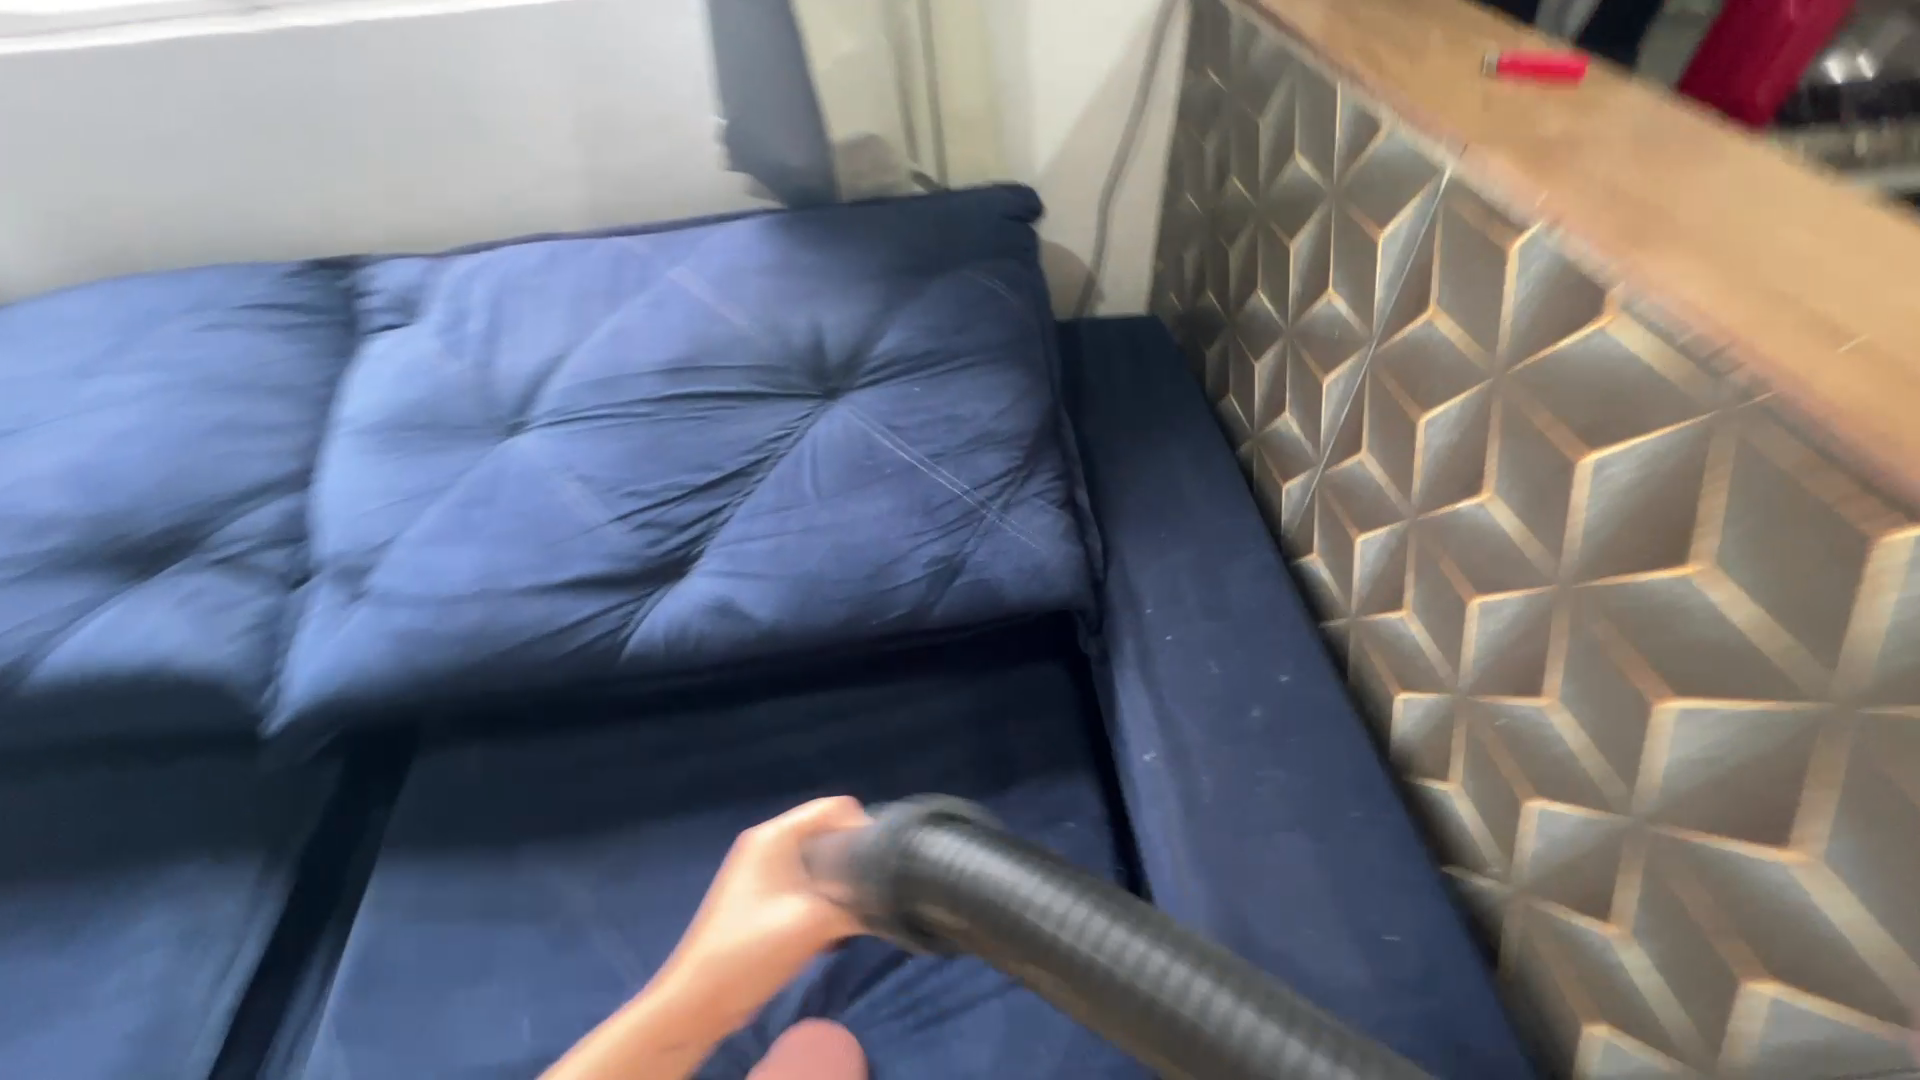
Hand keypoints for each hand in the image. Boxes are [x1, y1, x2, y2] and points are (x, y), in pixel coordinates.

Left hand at [651, 797, 873, 1036]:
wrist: (698, 1002)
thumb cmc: (752, 950)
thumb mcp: (814, 923)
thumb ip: (858, 903)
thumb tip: (890, 899)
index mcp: (775, 835)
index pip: (835, 808)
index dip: (865, 829)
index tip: (884, 864)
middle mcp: (768, 844)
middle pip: (829, 834)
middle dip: (855, 861)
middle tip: (874, 892)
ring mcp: (764, 873)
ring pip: (820, 863)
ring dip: (841, 886)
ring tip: (854, 916)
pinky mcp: (764, 899)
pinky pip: (807, 885)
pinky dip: (824, 902)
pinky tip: (832, 935)